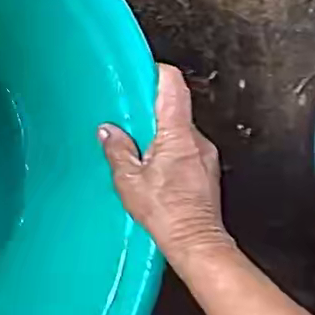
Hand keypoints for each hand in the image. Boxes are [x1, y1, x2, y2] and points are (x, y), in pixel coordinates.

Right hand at [99, 64, 235, 263]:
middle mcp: (196, 139)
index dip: (156, 73)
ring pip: (179, 130)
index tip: (141, 72)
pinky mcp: (206, 170)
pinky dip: (169, 151)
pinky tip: (153, 169)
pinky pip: (185, 148)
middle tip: (128, 119)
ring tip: (138, 151)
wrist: (195, 242)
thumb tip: (109, 132)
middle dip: (150, 111)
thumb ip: (117, 150)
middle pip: (174, 107)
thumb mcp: (129, 181)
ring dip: (159, 134)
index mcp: (177, 134)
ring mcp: (204, 155)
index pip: (173, 86)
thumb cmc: (168, 214)